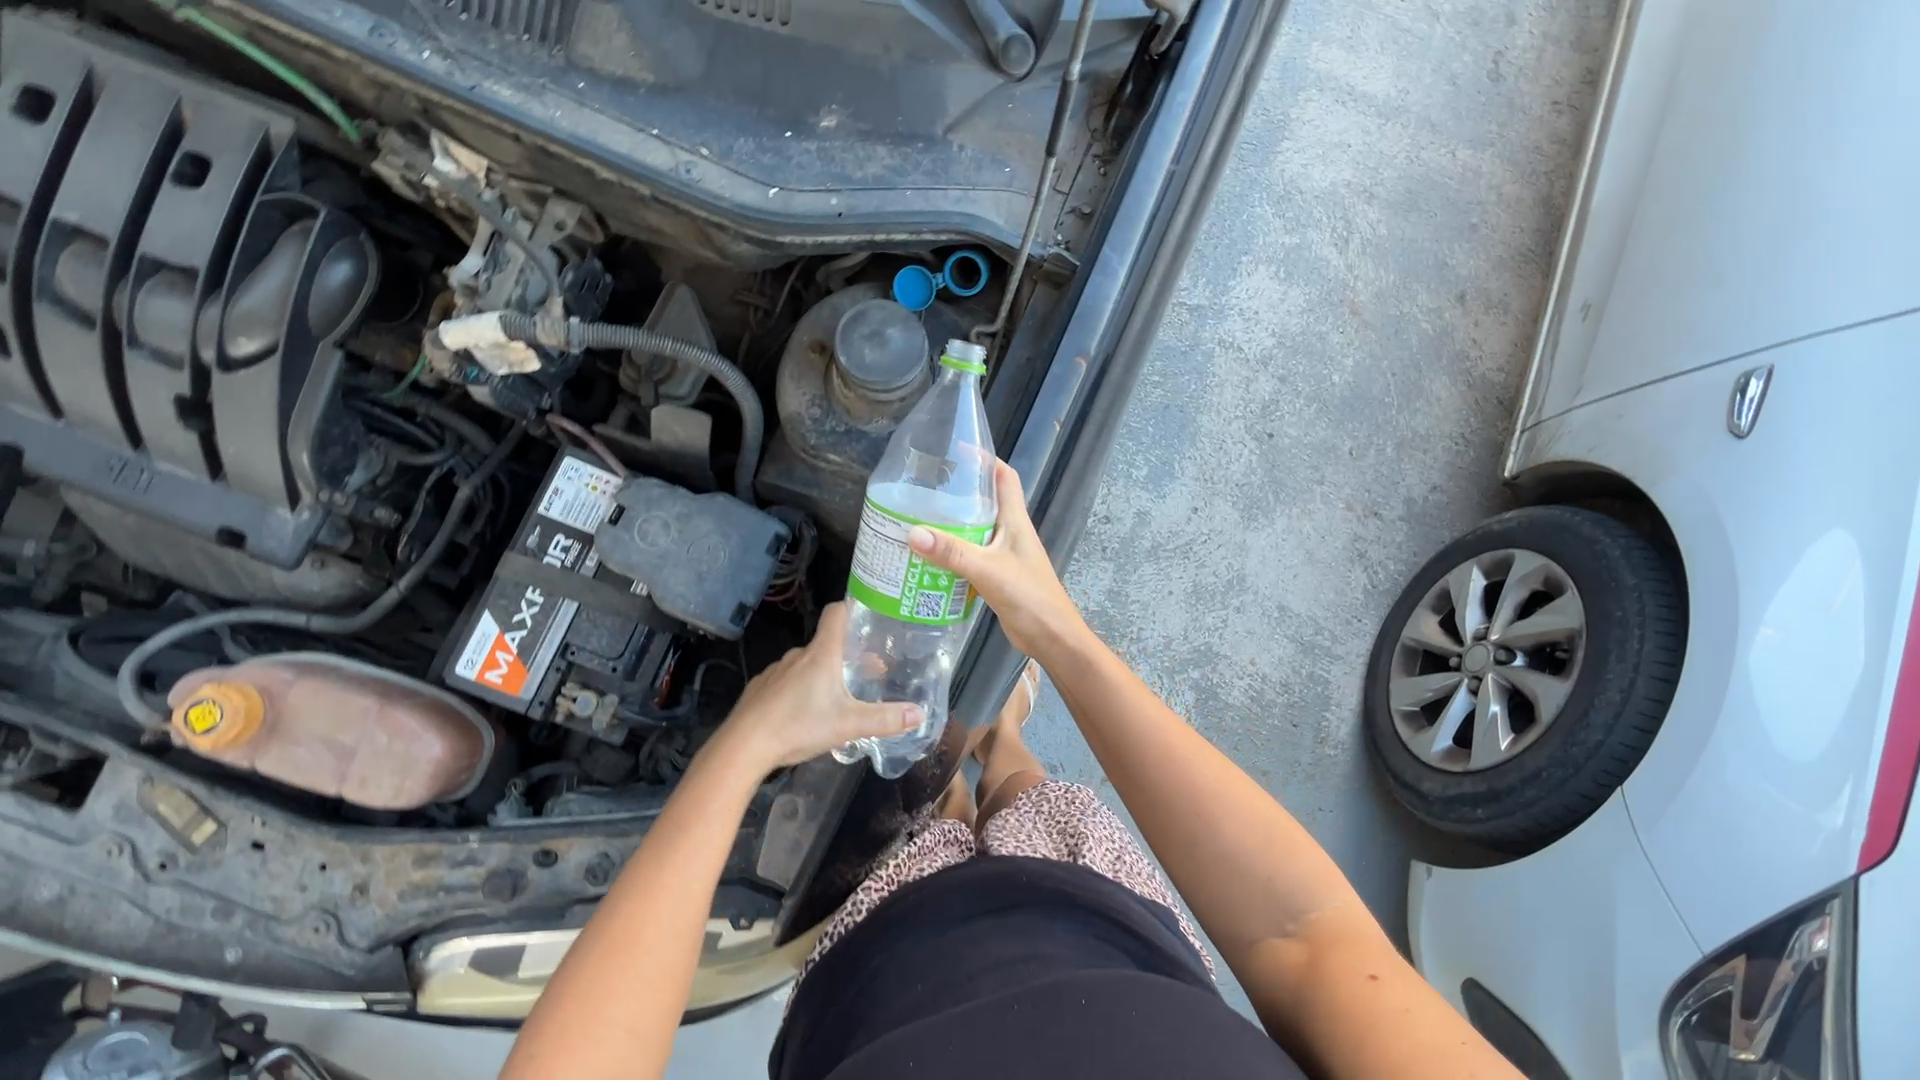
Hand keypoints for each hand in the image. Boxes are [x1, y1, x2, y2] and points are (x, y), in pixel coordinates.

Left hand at [711, 603, 922, 773]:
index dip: (852, 608)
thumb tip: (920, 714)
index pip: (836, 613)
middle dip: (847, 654)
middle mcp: (798, 655)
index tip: (869, 617)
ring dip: (823, 674)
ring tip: (838, 698)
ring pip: (806, 665)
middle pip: (826, 644)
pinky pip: (787, 682)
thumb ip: (885, 719)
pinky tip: (805, 714)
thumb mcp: (849, 725)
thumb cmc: (799, 725)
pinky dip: (800, 690)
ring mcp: (776, 671)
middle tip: (867, 673)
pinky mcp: (760, 689)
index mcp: (821, 654)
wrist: (743, 746)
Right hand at [906, 459, 1087, 659]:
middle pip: (984, 502)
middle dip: (956, 493)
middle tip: (922, 488)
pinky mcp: (996, 577)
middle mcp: (1010, 533)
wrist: (1052, 639)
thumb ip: (952, 552)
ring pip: (974, 531)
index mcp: (1015, 521)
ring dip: (950, 526)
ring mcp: (1003, 556)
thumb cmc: (1030, 598)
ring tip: (916, 519)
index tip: (955, 451)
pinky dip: (951, 555)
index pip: (1004, 478)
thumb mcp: (988, 571)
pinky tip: (928, 559)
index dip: (984, 460)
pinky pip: (970, 557)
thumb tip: (913, 532)